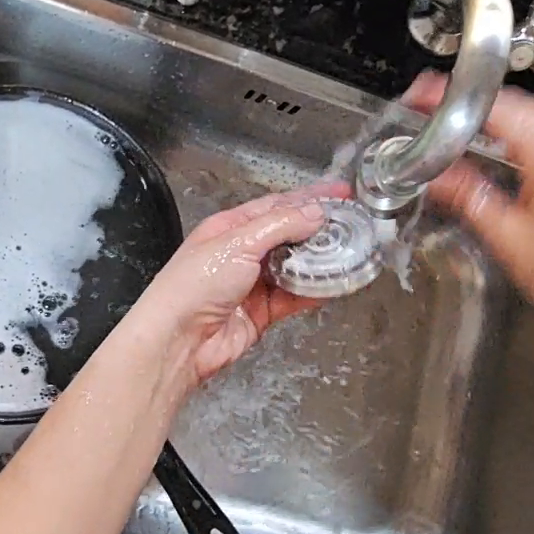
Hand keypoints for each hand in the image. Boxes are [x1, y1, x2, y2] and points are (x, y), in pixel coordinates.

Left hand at [125, 190, 332, 387]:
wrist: (179, 339)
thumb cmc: (194, 284)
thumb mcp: (238, 242)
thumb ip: (281, 225)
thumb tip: (315, 213)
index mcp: (230, 227)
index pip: (277, 206)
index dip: (309, 198)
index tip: (339, 193)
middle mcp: (242, 252)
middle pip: (290, 236)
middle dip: (320, 230)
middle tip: (354, 224)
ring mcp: (252, 283)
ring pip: (296, 267)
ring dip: (321, 262)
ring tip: (352, 252)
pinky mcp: (261, 312)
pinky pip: (295, 297)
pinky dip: (316, 291)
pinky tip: (336, 283)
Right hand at [405, 73, 533, 363]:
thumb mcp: (507, 237)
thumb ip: (467, 195)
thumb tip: (434, 173)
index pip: (500, 109)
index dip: (455, 100)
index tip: (426, 96)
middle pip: (519, 109)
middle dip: (473, 110)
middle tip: (434, 114)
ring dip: (497, 124)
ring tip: (459, 132)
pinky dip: (521, 140)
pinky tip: (498, 154)